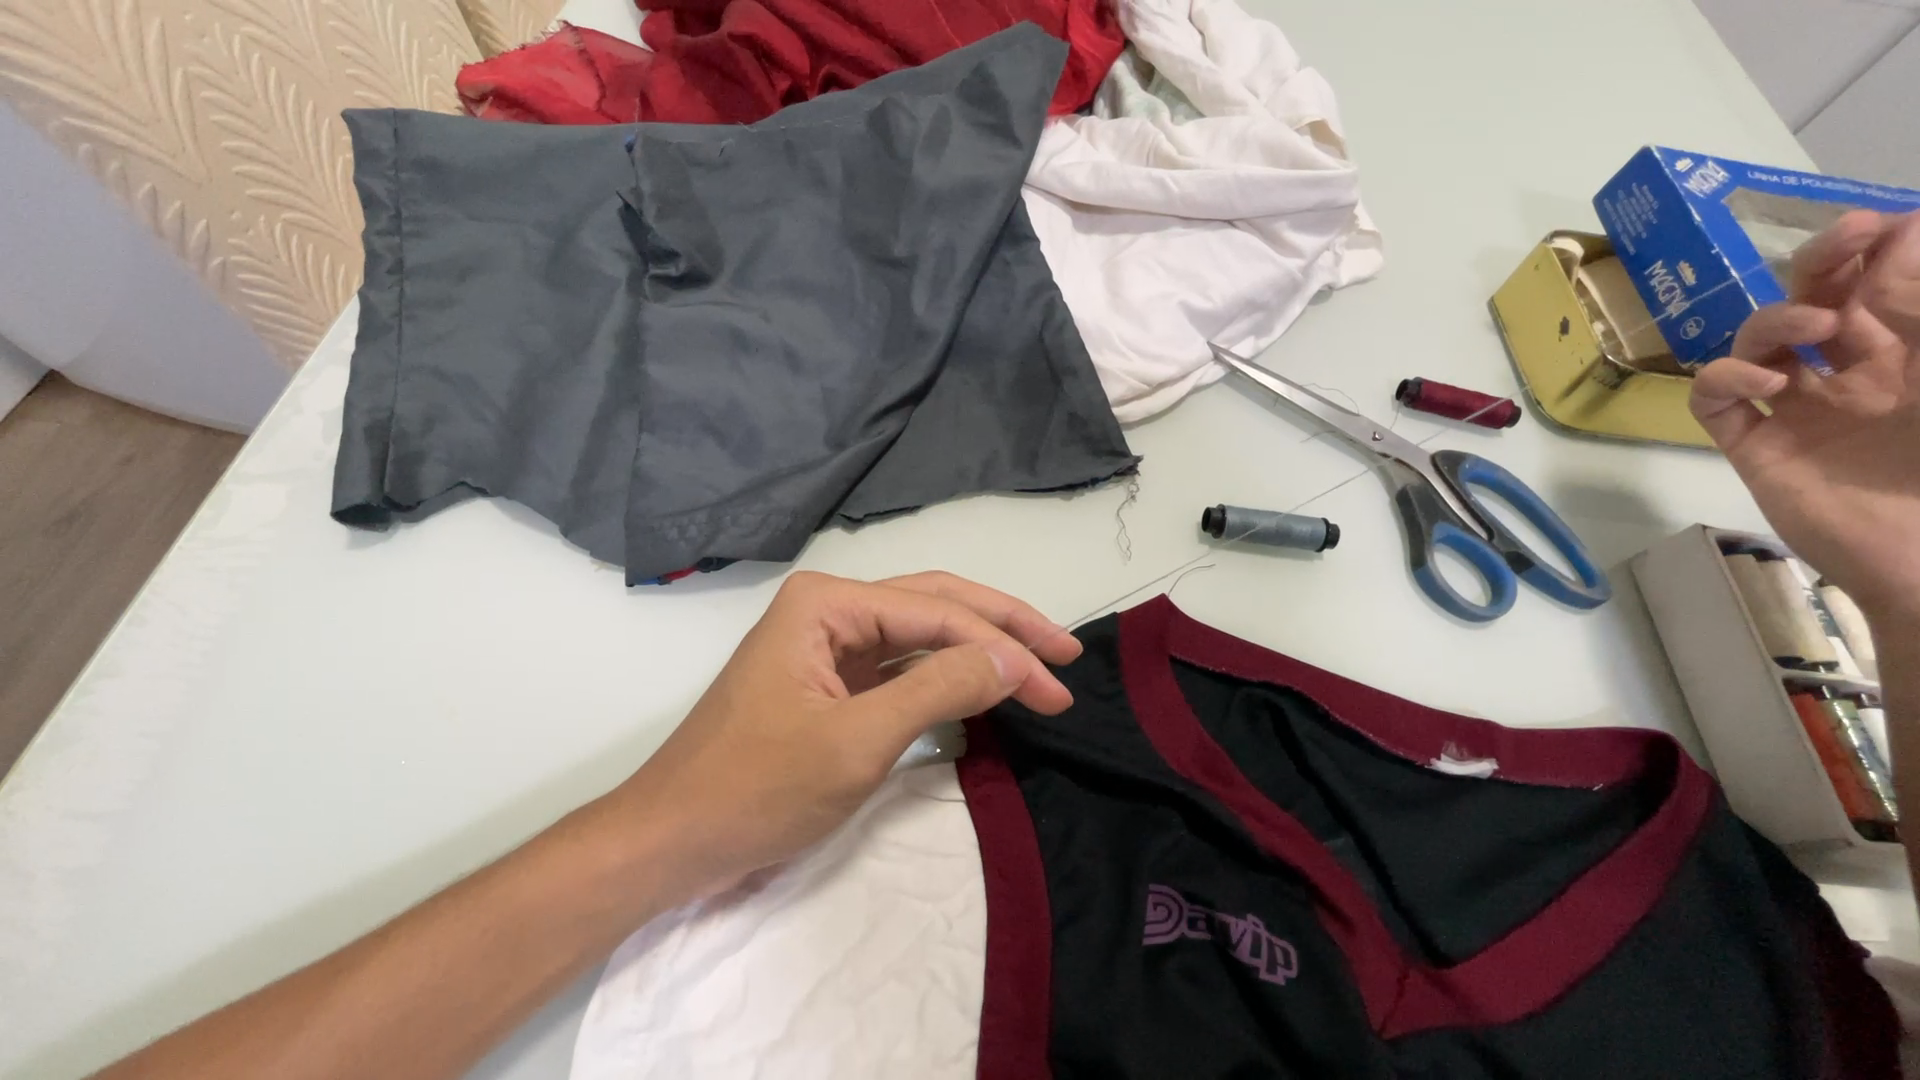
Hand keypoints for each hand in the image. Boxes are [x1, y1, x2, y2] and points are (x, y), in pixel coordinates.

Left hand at [602, 570, 1079, 903]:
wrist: (674, 840)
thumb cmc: (757, 788)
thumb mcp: (859, 740)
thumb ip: (940, 688)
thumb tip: (1012, 657)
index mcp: (828, 603)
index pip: (937, 611)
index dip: (1003, 643)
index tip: (1057, 684)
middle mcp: (829, 609)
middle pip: (934, 606)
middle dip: (1001, 628)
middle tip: (1064, 656)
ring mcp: (827, 647)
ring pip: (920, 636)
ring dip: (977, 651)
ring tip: (1037, 669)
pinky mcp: (829, 683)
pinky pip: (899, 668)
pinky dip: (944, 678)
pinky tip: (981, 687)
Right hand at [1690, 210, 1919, 626]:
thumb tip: (1900, 232)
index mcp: (1910, 354)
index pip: (1881, 285)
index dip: (1876, 248)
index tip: (1881, 223)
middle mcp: (1850, 374)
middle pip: (1814, 302)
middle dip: (1822, 265)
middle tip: (1840, 238)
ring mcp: (1796, 410)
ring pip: (1756, 344)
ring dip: (1774, 324)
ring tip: (1808, 332)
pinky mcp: (1753, 446)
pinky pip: (1715, 402)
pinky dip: (1725, 380)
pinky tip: (1763, 385)